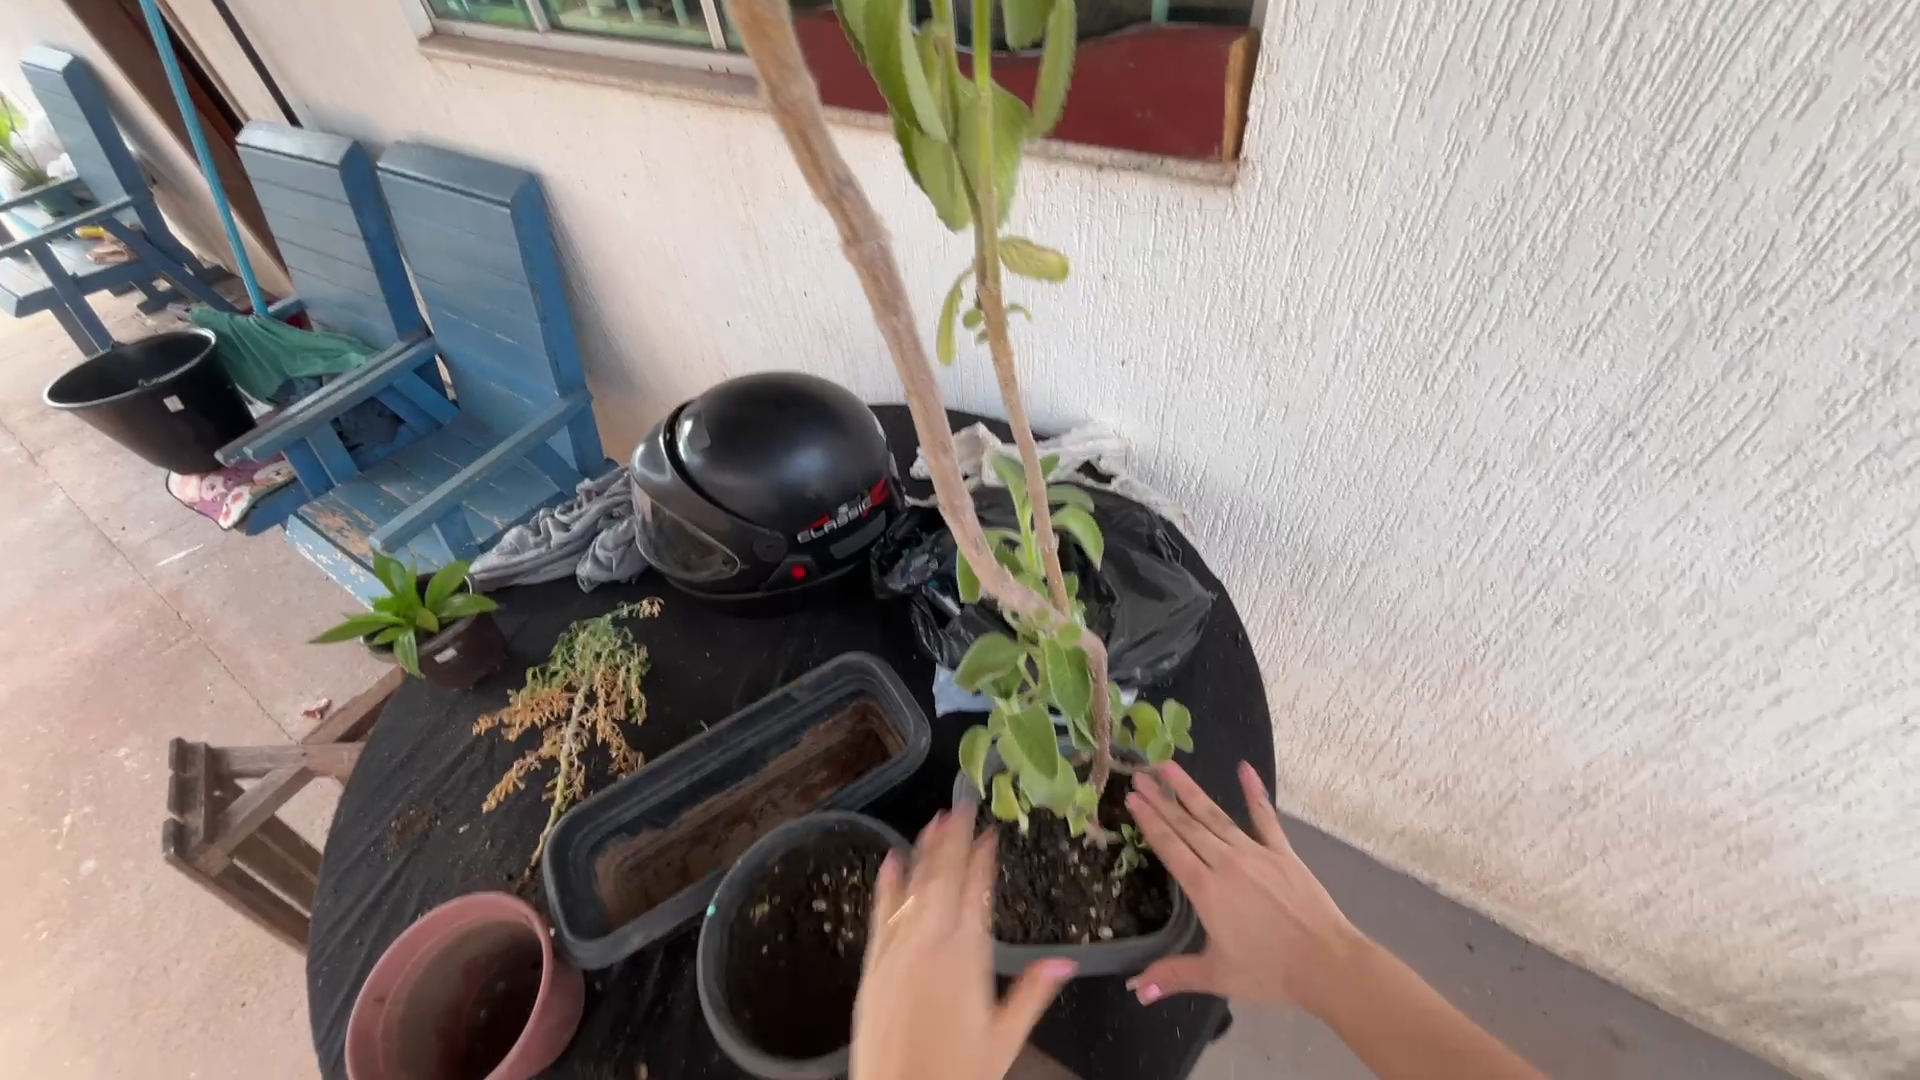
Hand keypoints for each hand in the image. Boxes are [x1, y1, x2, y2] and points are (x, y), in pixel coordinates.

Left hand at [850, 808, 1077, 1079]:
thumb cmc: (958, 1073)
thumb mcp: (1004, 1039)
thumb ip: (1032, 993)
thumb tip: (1067, 961)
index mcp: (967, 956)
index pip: (977, 892)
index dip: (983, 857)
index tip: (990, 830)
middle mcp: (931, 943)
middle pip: (944, 878)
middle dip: (954, 840)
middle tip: (960, 804)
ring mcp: (898, 950)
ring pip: (913, 888)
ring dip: (923, 851)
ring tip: (934, 820)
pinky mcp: (872, 965)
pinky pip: (880, 914)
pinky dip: (886, 884)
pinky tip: (890, 858)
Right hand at [1124, 761, 1365, 1015]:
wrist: (1328, 966)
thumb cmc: (1271, 972)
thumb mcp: (1218, 976)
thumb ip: (1174, 976)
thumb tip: (1135, 989)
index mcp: (1206, 890)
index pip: (1170, 847)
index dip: (1149, 821)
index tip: (1131, 797)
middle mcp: (1225, 863)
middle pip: (1186, 824)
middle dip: (1160, 798)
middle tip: (1139, 773)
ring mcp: (1255, 853)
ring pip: (1215, 815)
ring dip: (1190, 789)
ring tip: (1168, 765)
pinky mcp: (1282, 852)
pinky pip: (1265, 818)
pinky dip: (1255, 792)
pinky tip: (1244, 768)